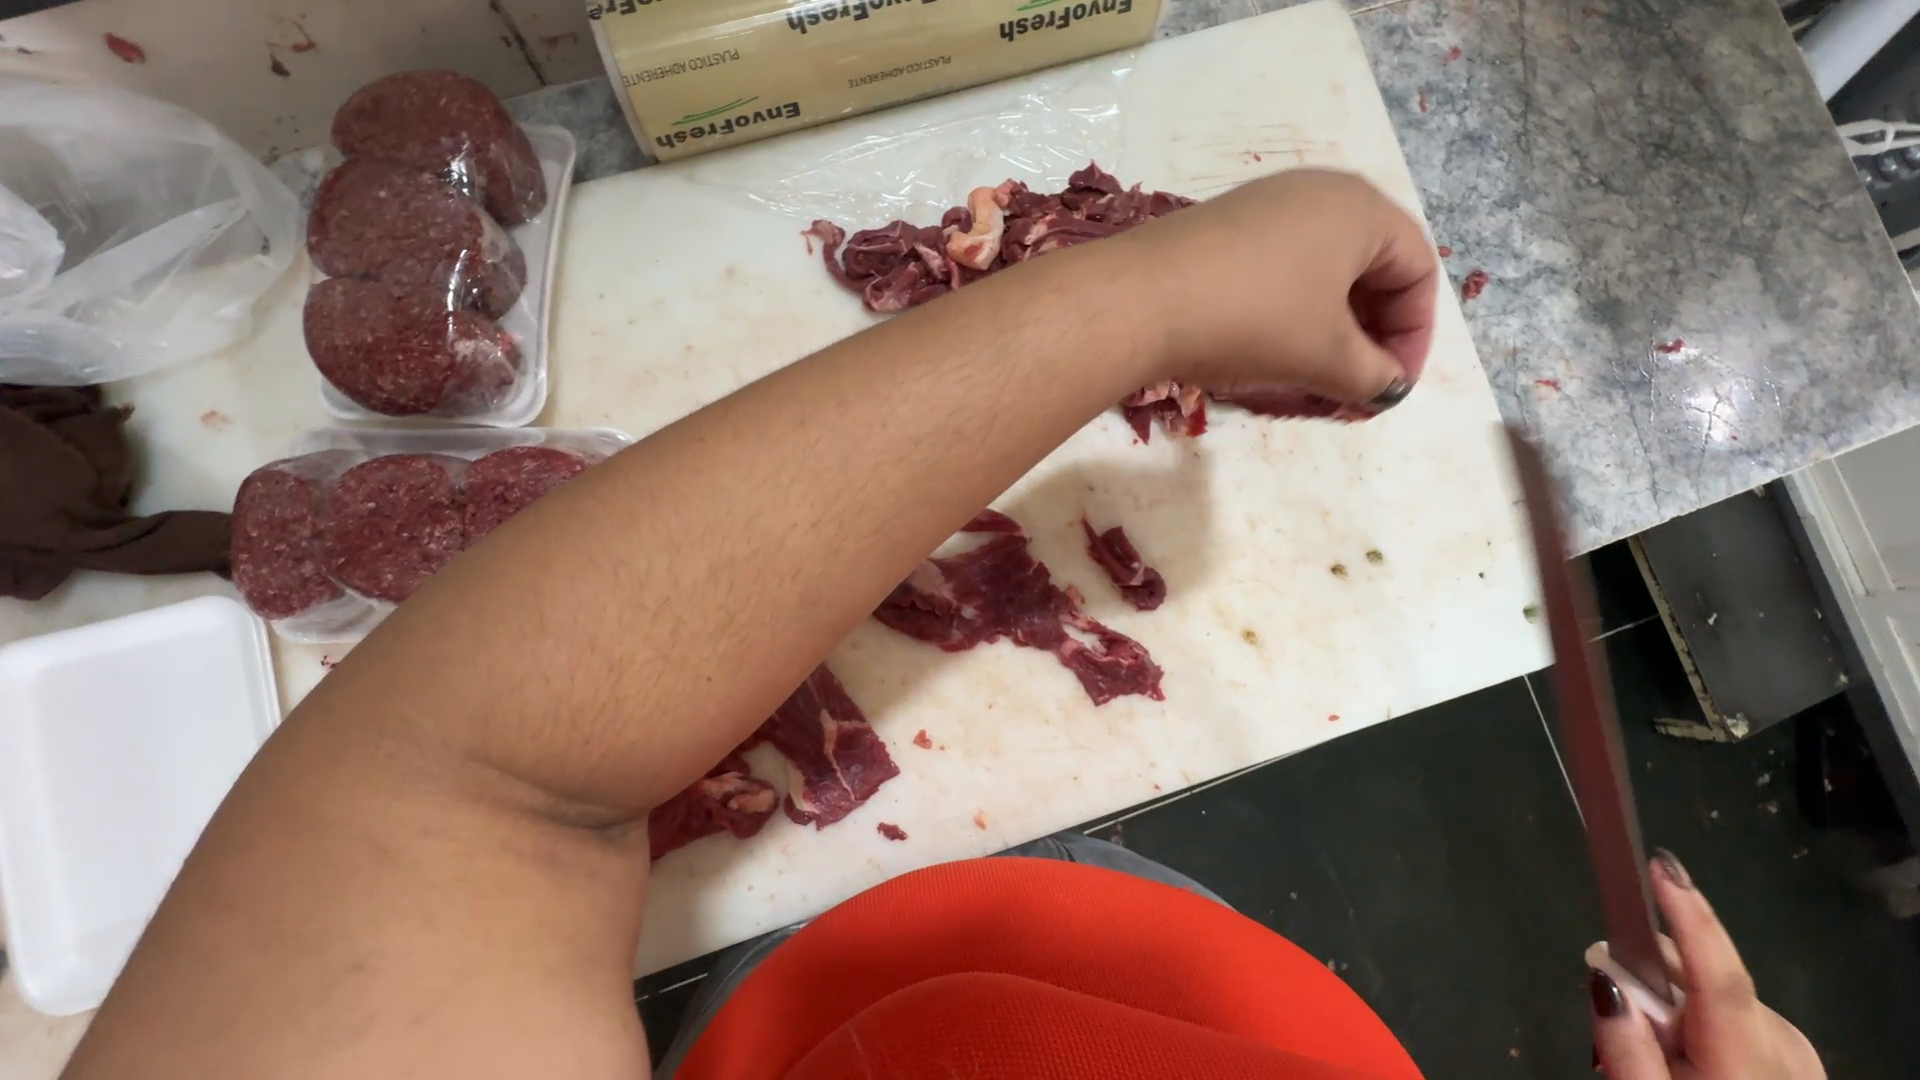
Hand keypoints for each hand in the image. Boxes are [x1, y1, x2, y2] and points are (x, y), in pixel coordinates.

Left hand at [1106, 168, 1438, 406]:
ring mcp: (1260, 208)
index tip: (1391, 387)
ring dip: (1324, 330)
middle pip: (1367, 269)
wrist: (1137, 301)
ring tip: (1308, 377)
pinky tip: (1262, 352)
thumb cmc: (1250, 319)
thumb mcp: (1323, 356)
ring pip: (1316, 274)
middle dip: (1367, 335)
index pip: (1417, 270)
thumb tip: (1387, 386)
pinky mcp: (1218, 232)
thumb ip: (1371, 375)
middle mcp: (1315, 193)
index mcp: (1360, 208)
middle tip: (1352, 386)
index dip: (1414, 337)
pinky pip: (1272, 273)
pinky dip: (1282, 314)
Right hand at [1591, 850, 1824, 1078]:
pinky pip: (1731, 1013)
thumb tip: (1603, 980)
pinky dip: (1694, 1017)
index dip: (1690, 917)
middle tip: (1610, 1003)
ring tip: (1649, 1045)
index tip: (1662, 865)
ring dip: (1669, 1000)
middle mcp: (1785, 1047)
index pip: (1720, 975)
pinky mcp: (1797, 1057)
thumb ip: (1624, 1047)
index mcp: (1749, 1061)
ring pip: (1712, 991)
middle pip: (1702, 975)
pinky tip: (1681, 1053)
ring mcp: (1798, 1052)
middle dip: (1649, 974)